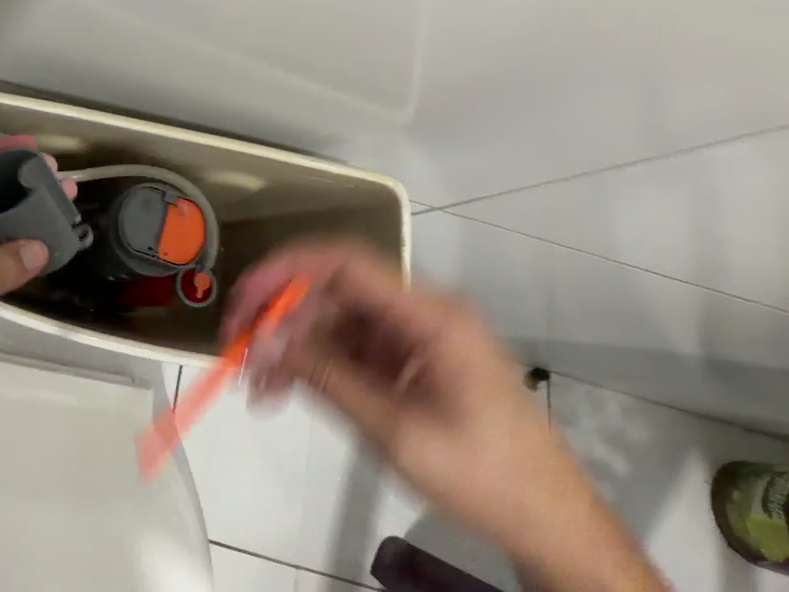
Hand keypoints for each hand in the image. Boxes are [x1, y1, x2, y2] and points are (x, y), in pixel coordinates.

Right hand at [226, 242, 653, 586]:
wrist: (550, 524)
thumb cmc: (484, 477)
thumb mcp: (397, 430)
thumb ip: (327, 378)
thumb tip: (264, 340)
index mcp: (430, 316)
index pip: (346, 263)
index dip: (288, 269)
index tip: (245, 296)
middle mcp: (420, 315)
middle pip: (333, 292)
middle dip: (280, 318)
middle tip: (237, 351)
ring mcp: (414, 339)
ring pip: (334, 322)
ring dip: (291, 348)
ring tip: (256, 386)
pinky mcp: (409, 363)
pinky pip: (349, 350)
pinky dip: (314, 367)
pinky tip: (282, 391)